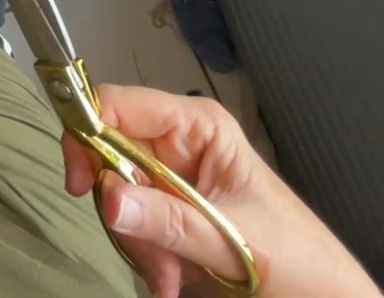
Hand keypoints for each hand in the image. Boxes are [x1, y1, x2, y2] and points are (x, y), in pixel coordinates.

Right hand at [63, 85, 381, 297]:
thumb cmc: (302, 264)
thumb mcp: (236, 242)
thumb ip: (171, 220)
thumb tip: (108, 199)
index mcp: (195, 125)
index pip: (116, 104)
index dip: (87, 131)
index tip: (80, 182)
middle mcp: (174, 141)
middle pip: (107, 152)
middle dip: (122, 207)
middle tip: (150, 255)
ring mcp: (168, 174)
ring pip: (113, 191)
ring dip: (135, 239)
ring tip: (171, 277)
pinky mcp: (166, 206)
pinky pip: (128, 219)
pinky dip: (142, 253)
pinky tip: (170, 279)